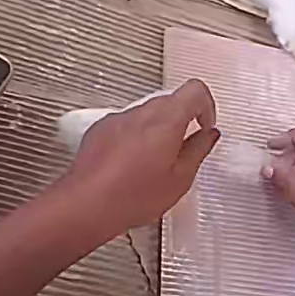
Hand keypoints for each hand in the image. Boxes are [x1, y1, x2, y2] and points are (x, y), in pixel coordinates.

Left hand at [50, 80, 219, 239]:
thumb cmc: (129, 196)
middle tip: (185, 148)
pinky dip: (134, 137)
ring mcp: (116, 120)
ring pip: (146, 114)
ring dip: (157, 130)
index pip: (194, 91)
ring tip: (156, 162)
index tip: (205, 126)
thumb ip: (198, 150)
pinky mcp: (99, 130)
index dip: (207, 107)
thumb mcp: (179, 179)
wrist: (86, 204)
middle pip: (169, 100)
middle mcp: (139, 114)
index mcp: (165, 121)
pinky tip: (133, 165)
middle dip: (182, 120)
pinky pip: (125, 125)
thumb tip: (207, 136)